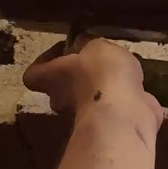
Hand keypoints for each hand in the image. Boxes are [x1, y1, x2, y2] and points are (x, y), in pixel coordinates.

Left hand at [23, 36, 163, 137]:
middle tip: (97, 60)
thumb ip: (86, 44)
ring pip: (87, 97)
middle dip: (78, 74)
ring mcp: (84, 116)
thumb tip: (80, 43)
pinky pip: (109, 107)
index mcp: (52, 78)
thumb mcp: (95, 46)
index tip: (65, 49)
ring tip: (120, 71)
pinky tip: (134, 86)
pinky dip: (118, 98)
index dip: (46, 61)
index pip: (33, 74)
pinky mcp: (106, 125)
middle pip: (62, 86)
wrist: (123, 114)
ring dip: (99, 87)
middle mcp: (61, 100)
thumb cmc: (101, 74)